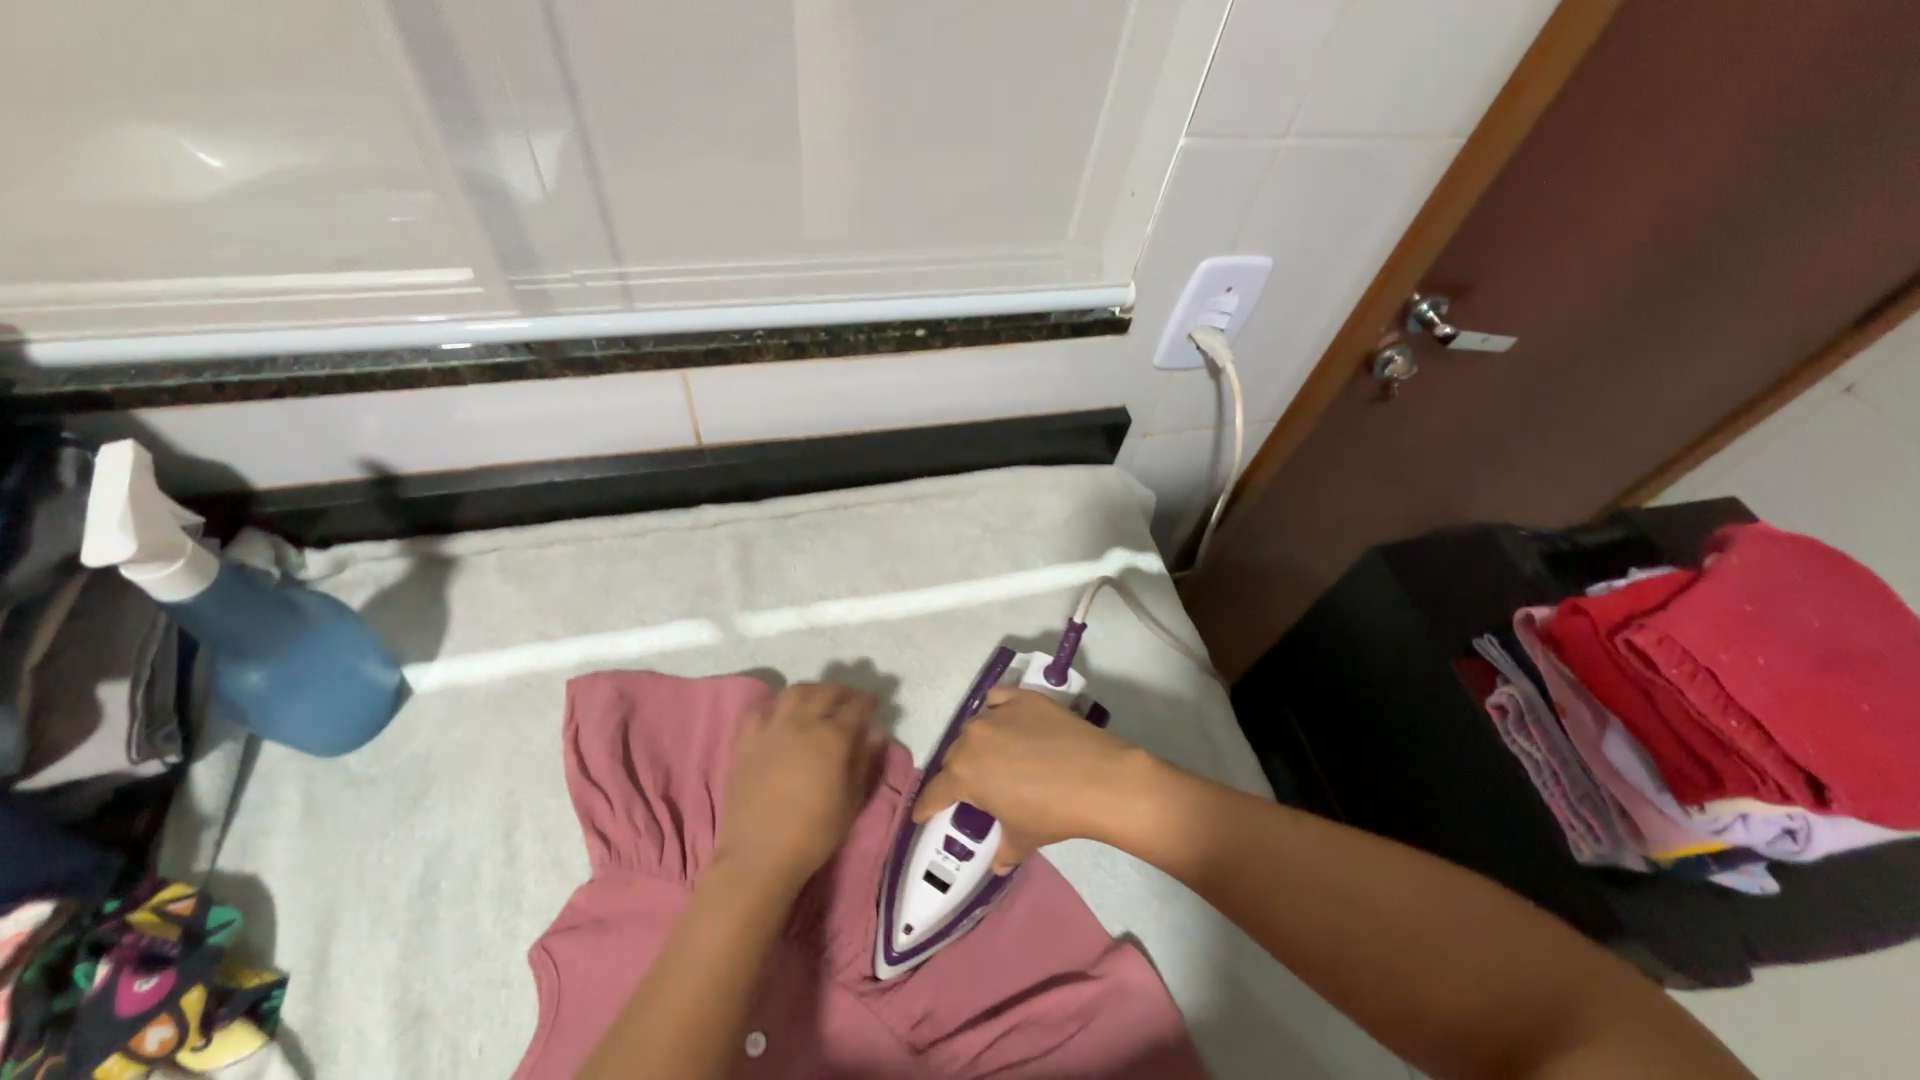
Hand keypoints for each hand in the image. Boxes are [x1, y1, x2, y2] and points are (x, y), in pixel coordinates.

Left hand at [713, 682, 884, 894]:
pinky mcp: (746, 740)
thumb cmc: (814, 833)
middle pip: (826, 693)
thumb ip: (864, 762)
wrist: (760, 854)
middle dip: (844, 692)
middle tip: (852, 699)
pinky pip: (762, 708)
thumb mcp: (851, 801)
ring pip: (794, 692)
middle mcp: (802, 723)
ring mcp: (771, 728)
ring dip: (812, 690)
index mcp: (832, 738)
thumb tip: (875, 735)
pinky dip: (777, 704)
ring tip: (819, 699)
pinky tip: (782, 713)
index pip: (856, 708)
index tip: (876, 702)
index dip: (869, 702)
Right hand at [911, 686, 1149, 872]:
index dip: (927, 807)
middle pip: (954, 757)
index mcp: (964, 774)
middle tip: (975, 789)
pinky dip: (997, 709)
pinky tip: (1007, 721)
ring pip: (975, 728)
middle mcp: (973, 739)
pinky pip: (998, 700)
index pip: (935, 792)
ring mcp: (998, 714)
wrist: (1100, 780)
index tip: (922, 814)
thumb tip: (999, 864)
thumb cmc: (1054, 813)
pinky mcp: (1024, 698)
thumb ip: (1004, 850)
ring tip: (995, 756)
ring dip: (978, 743)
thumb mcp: (1023, 838)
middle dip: (959, 774)